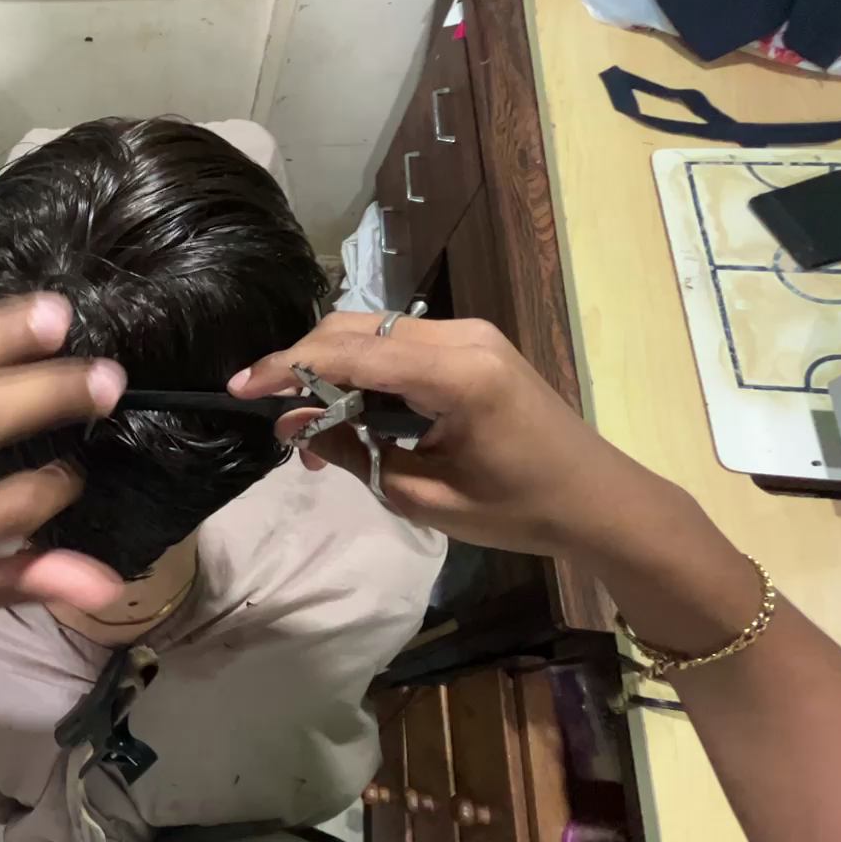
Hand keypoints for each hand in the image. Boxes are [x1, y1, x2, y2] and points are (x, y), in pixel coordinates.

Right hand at [228, 312, 680, 557]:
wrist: (600, 501)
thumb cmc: (515, 511)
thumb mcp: (419, 495)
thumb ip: (348, 451)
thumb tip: (291, 426)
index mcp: (455, 375)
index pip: (346, 355)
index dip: (285, 369)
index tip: (239, 389)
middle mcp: (459, 337)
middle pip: (351, 330)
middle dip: (299, 364)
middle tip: (270, 409)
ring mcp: (467, 333)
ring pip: (368, 331)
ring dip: (326, 367)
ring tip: (308, 421)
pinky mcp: (470, 343)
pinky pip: (393, 344)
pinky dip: (357, 370)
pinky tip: (347, 409)